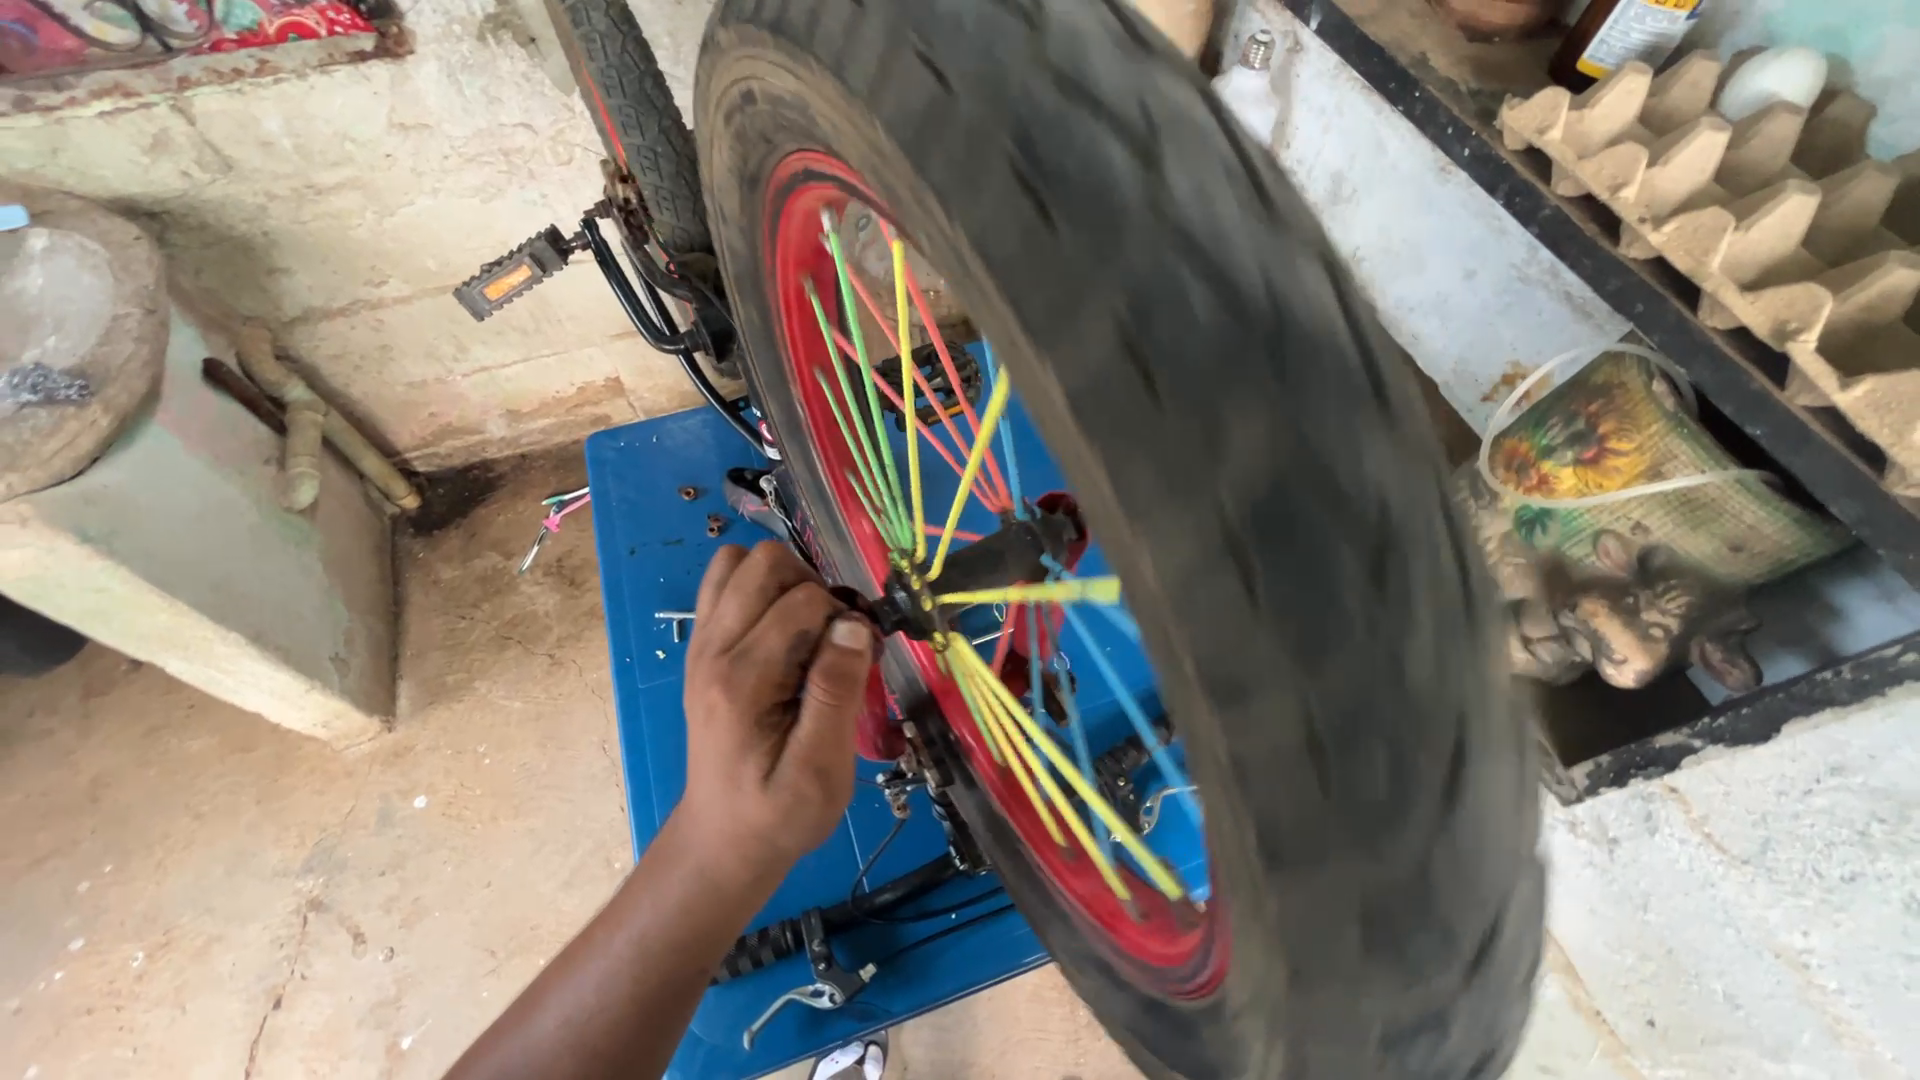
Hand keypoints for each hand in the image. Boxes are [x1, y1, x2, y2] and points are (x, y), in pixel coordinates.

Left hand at [676, 542, 875, 881]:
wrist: (723, 840)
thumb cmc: (779, 813)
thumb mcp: (821, 770)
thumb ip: (837, 694)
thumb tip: (854, 624)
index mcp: (742, 680)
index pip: (802, 600)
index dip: (844, 618)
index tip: (859, 661)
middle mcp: (712, 649)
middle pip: (763, 561)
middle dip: (813, 585)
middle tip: (833, 635)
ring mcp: (701, 645)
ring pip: (738, 562)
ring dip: (784, 580)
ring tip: (808, 627)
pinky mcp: (702, 649)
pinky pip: (723, 585)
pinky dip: (760, 590)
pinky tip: (783, 632)